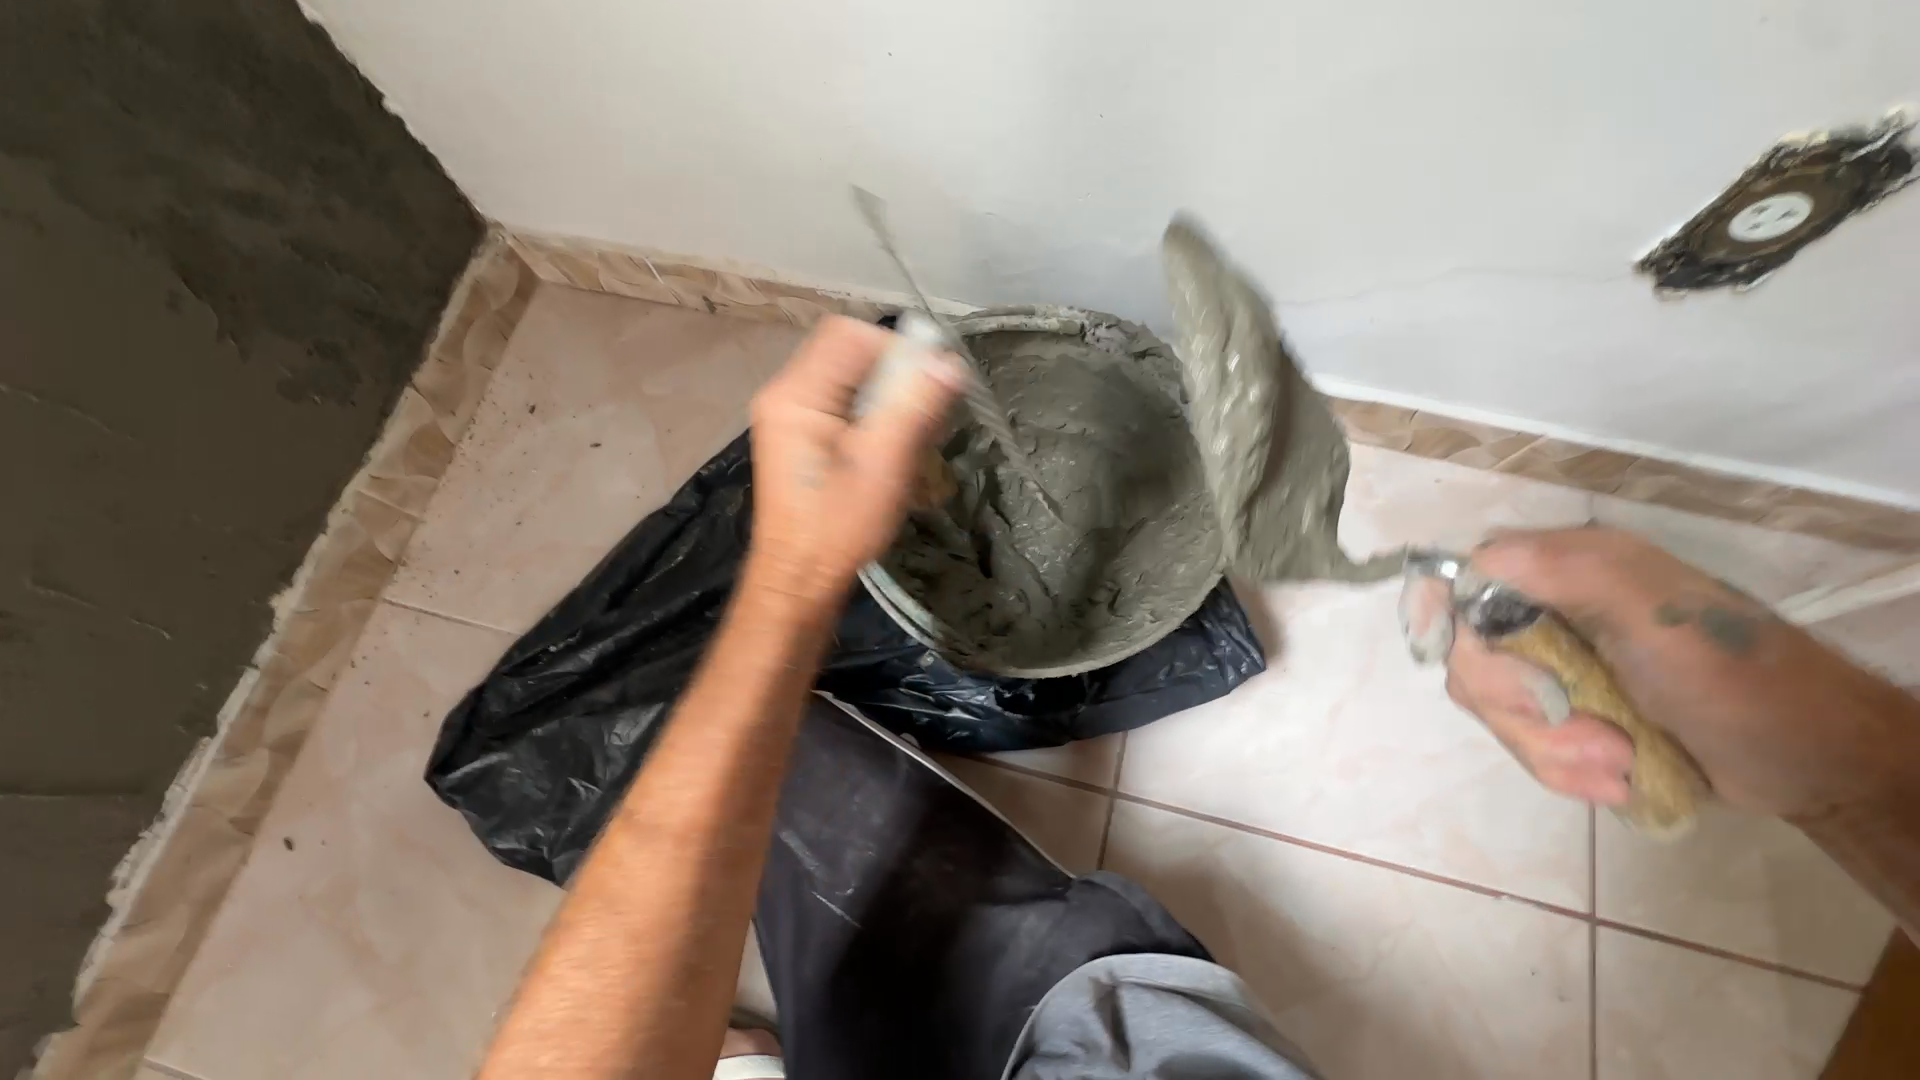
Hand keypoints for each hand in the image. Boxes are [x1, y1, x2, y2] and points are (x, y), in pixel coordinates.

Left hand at [744, 316, 964, 612]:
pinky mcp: (806, 437)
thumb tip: (951, 364)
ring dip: (894, 403)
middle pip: (854, 355)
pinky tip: (898, 454)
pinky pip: (849, 407)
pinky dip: (880, 421)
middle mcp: (788, 395)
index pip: (850, 335)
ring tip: (917, 442)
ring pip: (856, 381)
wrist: (798, 581)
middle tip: (928, 419)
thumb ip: (914, 408)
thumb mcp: (882, 465)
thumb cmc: (836, 528)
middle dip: (899, 380)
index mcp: (797, 394)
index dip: (897, 350)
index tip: (930, 388)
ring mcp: (794, 416)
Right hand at [1440, 527, 1912, 820]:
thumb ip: (1574, 575)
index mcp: (1562, 569)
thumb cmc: (1742, 681)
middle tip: (1591, 735)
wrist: (1814, 762)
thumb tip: (1480, 558)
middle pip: (1466, 655)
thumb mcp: (1661, 617)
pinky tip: (1611, 777)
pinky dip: (1557, 767)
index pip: (1461, 583)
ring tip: (1614, 763)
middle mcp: (1543, 608)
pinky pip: (1517, 739)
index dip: (1451, 627)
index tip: (1487, 676)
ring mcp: (1551, 662)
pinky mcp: (1562, 709)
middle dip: (1520, 708)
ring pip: (1488, 703)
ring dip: (1546, 746)